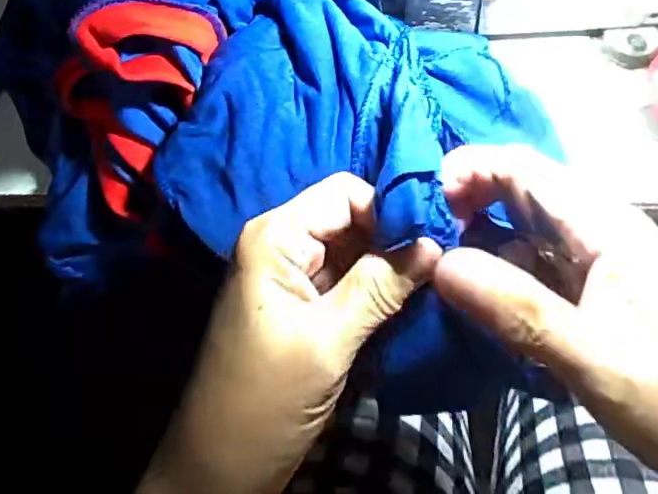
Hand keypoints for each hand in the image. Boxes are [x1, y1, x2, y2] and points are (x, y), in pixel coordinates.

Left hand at [139, 173, 439, 493]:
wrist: (216, 477)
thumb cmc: (263, 404)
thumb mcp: (327, 343)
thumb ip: (381, 286)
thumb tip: (436, 242)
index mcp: (277, 236)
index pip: (347, 193)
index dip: (390, 209)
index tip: (433, 236)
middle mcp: (284, 241)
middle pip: (354, 216)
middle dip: (395, 237)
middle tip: (441, 259)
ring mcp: (294, 272)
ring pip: (357, 246)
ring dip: (391, 263)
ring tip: (432, 277)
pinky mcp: (305, 300)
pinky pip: (351, 274)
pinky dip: (379, 284)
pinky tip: (408, 297)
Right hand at [434, 145, 657, 493]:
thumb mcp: (596, 359)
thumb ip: (518, 310)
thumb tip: (440, 262)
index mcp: (605, 222)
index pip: (525, 166)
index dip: (471, 169)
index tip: (422, 202)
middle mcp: (599, 226)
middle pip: (522, 190)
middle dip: (468, 201)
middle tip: (418, 236)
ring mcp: (598, 259)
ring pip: (526, 229)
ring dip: (482, 239)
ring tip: (434, 264)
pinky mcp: (595, 292)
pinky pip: (538, 265)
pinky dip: (503, 272)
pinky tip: (476, 296)